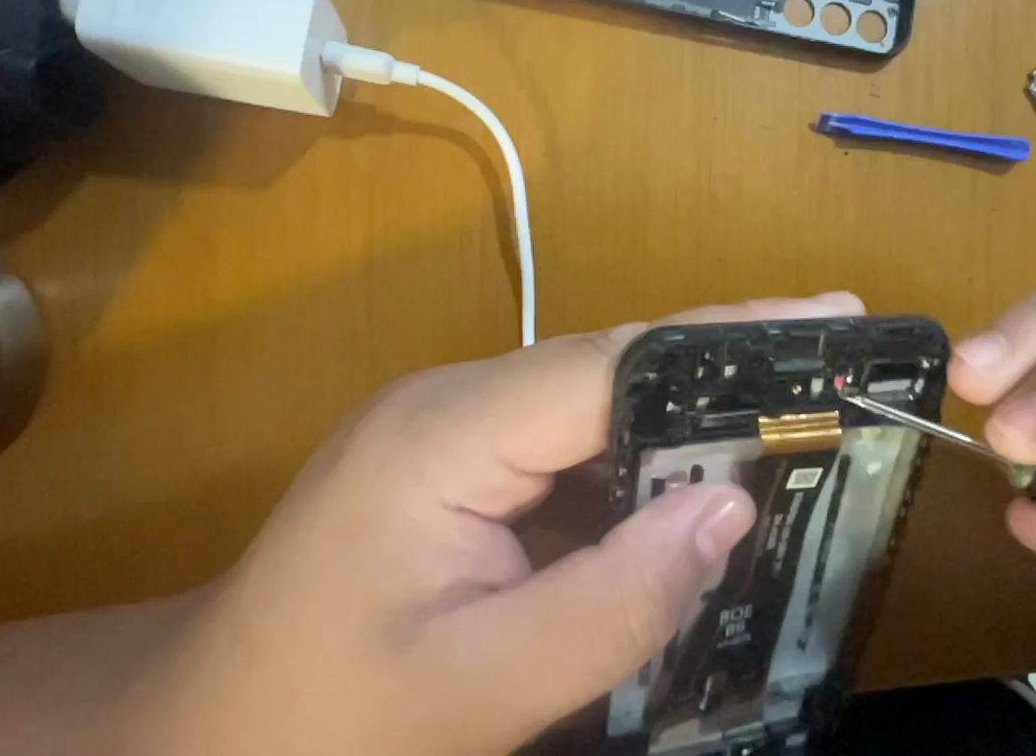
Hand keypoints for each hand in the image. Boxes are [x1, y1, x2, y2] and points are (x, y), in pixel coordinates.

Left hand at [145, 293, 864, 755]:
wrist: (197, 731)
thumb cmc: (319, 721)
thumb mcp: (473, 690)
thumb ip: (611, 603)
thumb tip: (731, 509)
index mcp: (448, 431)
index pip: (611, 363)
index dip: (727, 342)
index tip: (829, 322)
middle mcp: (459, 399)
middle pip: (616, 362)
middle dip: (729, 358)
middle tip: (837, 353)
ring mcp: (461, 426)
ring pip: (605, 396)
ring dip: (696, 408)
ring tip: (800, 406)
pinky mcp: (469, 461)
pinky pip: (579, 440)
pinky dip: (652, 454)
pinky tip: (710, 474)